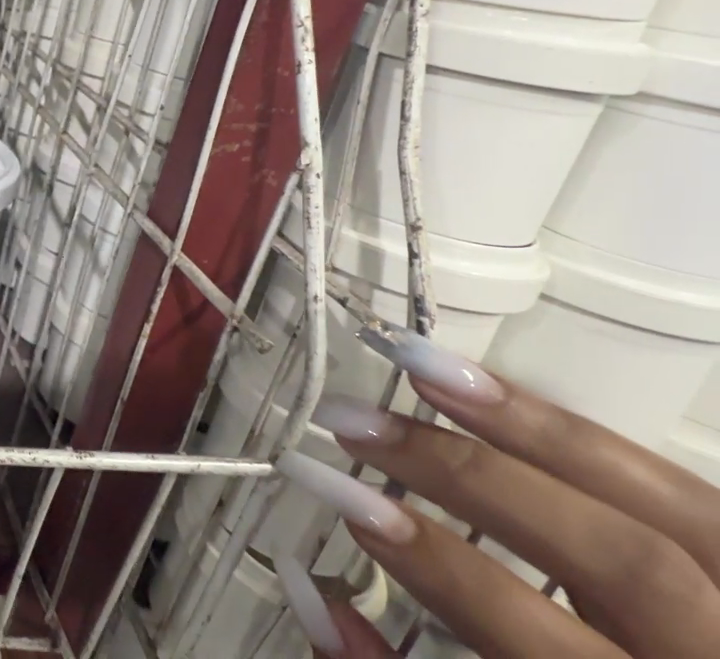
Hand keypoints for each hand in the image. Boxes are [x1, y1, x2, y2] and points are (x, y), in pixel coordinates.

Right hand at [273, 330, 719, 657]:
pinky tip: (493, 391)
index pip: (548, 642)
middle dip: (468, 475)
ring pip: (676, 505)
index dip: (444, 569)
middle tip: (356, 424)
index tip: (344, 498)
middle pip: (622, 560)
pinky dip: (581, 433)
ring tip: (422, 367)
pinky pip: (685, 488)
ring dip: (531, 423)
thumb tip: (315, 598)